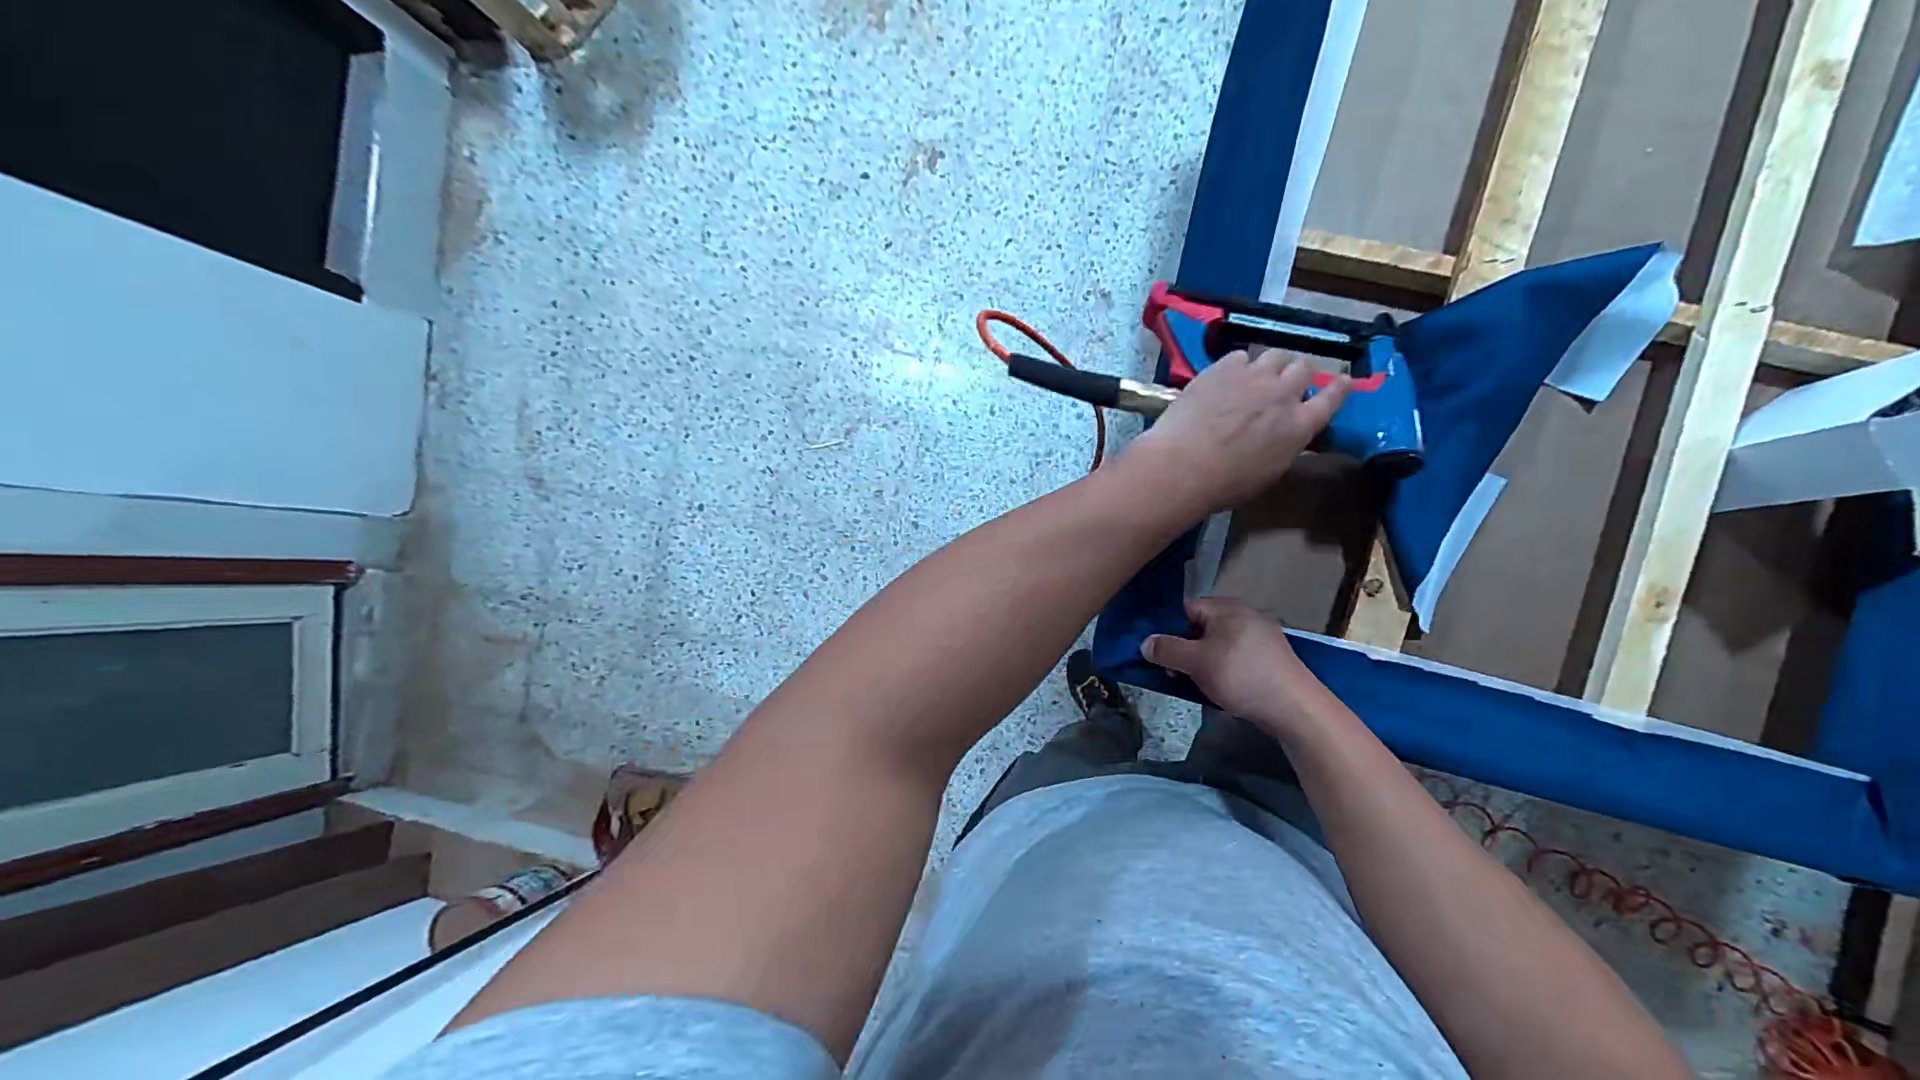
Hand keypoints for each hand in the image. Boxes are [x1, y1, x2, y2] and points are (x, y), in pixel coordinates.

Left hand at [1123, 349, 1349, 513]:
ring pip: (1276, 355)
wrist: (1182, 465)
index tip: (1342, 381)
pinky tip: (1227, 377)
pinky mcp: (1222, 369)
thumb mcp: (1268, 474)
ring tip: (1260, 375)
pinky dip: (1239, 365)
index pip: (1333, 397)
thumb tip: (1290, 440)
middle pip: (1304, 368)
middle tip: (1285, 385)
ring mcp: (1252, 377)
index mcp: (1300, 425)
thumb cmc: (1224, 484)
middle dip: (1298, 375)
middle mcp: (1282, 395)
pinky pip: (1240, 356)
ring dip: (1273, 364)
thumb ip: (1286, 449)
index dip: (1339, 388)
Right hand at [1140, 597, 1329, 734]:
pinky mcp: (1268, 659)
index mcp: (1227, 608)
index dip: (1167, 629)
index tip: (1157, 653)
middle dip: (1183, 650)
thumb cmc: (1241, 676)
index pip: (1185, 609)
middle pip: (1199, 628)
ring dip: (1200, 663)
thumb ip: (1166, 649)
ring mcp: (1259, 637)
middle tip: (1172, 673)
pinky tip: (1218, 689)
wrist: (1295, 709)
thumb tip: (1145, 643)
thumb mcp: (1196, 662)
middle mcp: (1244, 615)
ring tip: (1193, 684)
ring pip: (1216, 645)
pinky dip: (1221, 670)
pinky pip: (1233, 658)